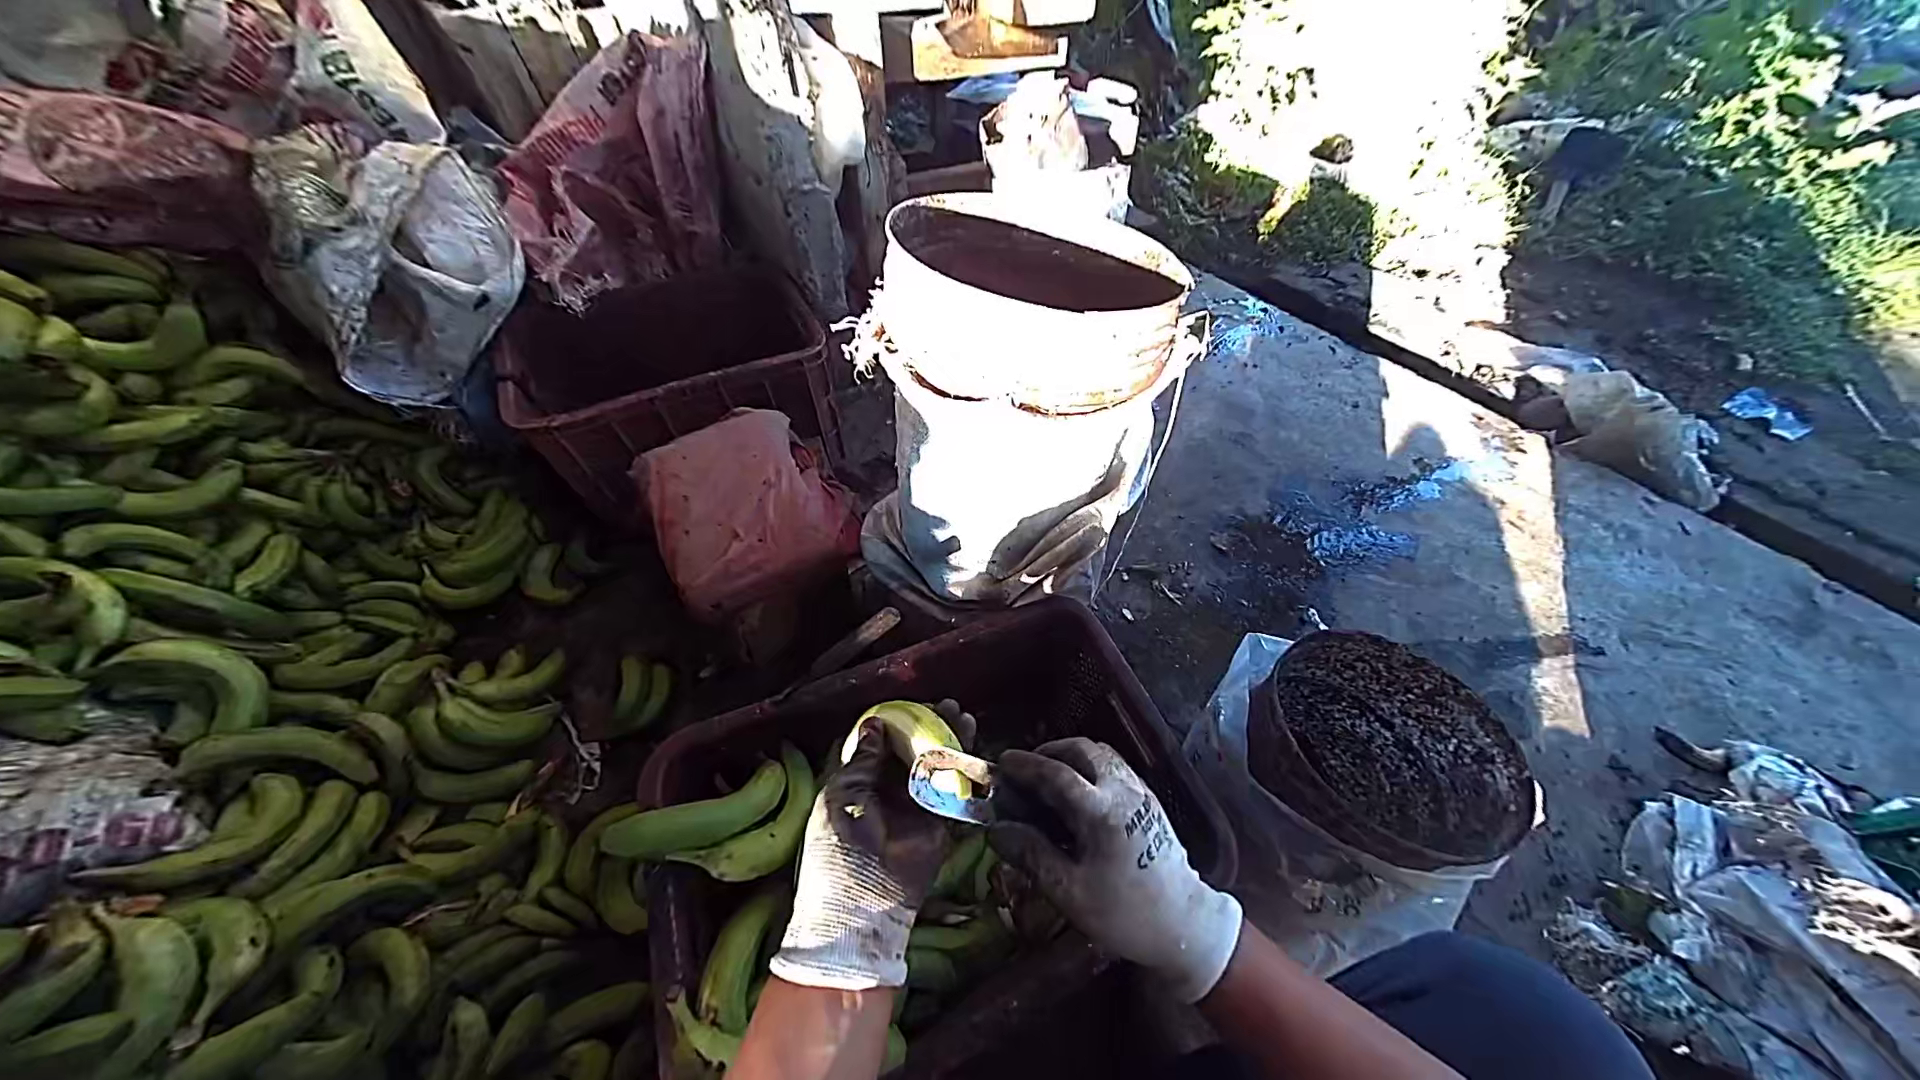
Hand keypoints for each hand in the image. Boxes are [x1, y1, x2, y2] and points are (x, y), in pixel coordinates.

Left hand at [770, 702, 972, 989]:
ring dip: (952, 742)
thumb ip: (863, 759)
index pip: (886, 742)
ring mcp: (916, 806)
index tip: (917, 703)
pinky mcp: (938, 824)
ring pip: (937, 765)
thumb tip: (875, 722)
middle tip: (948, 707)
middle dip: (933, 726)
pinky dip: (965, 772)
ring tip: (964, 719)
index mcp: (862, 780)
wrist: (860, 903)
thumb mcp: (843, 794)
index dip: (902, 721)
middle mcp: (891, 789)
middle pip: (916, 749)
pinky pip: (954, 793)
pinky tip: (974, 752)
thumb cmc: (838, 847)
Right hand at [989, 737, 1242, 1002]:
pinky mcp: (1148, 798)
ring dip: (1069, 755)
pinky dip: (1088, 765)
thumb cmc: (1126, 914)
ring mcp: (1139, 790)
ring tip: (1048, 778)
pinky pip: (1113, 765)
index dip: (1025, 766)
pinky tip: (1076, 792)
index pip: (1055, 773)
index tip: (1001, 763)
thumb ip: (1032, 855)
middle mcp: (1122, 790)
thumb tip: (997, 830)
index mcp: (1102, 812)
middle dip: (1047, 752)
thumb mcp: (1071, 893)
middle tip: (1025, 771)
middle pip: (1080, 748)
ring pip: (1099, 752)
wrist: (1187, 927)